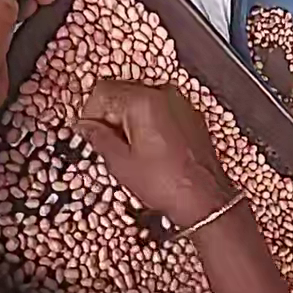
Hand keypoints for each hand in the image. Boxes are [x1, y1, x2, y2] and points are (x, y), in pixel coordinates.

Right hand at [75, 81, 236, 227]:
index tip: (89, 133)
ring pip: (142, 101)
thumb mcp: (121, 164)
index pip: (103, 92)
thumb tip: (87, 127)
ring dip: (129, 120)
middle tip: (108, 145)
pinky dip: (150, 123)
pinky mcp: (191, 117)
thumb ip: (99, 139)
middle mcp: (164, 94)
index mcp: (143, 101)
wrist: (205, 200)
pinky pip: (161, 111)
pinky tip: (150, 149)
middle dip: (110, 116)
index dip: (90, 114)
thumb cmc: (168, 184)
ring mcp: (180, 104)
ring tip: (131, 151)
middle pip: (123, 93)